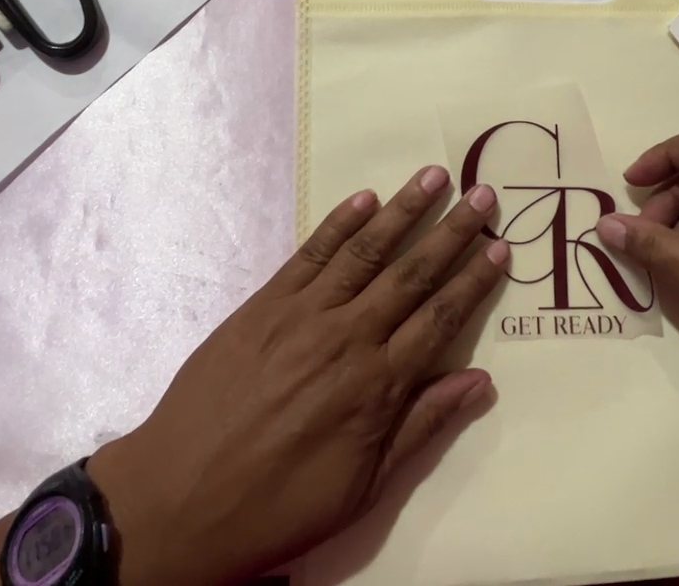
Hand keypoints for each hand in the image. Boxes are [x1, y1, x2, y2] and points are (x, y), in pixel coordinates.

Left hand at [87, 167, 508, 585]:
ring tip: (433, 176)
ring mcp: (302, 314)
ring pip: (365, 252)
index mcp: (377, 384)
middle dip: (452, 231)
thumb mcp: (363, 488)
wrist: (177, 501)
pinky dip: (339, 224)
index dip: (474, 279)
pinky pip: (309, 255)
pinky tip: (364, 198)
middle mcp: (347, 336)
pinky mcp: (263, 304)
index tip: (501, 246)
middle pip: (411, 273)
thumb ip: (422, 426)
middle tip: (483, 194)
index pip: (440, 317)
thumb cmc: (279, 504)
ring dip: (403, 210)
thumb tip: (480, 381)